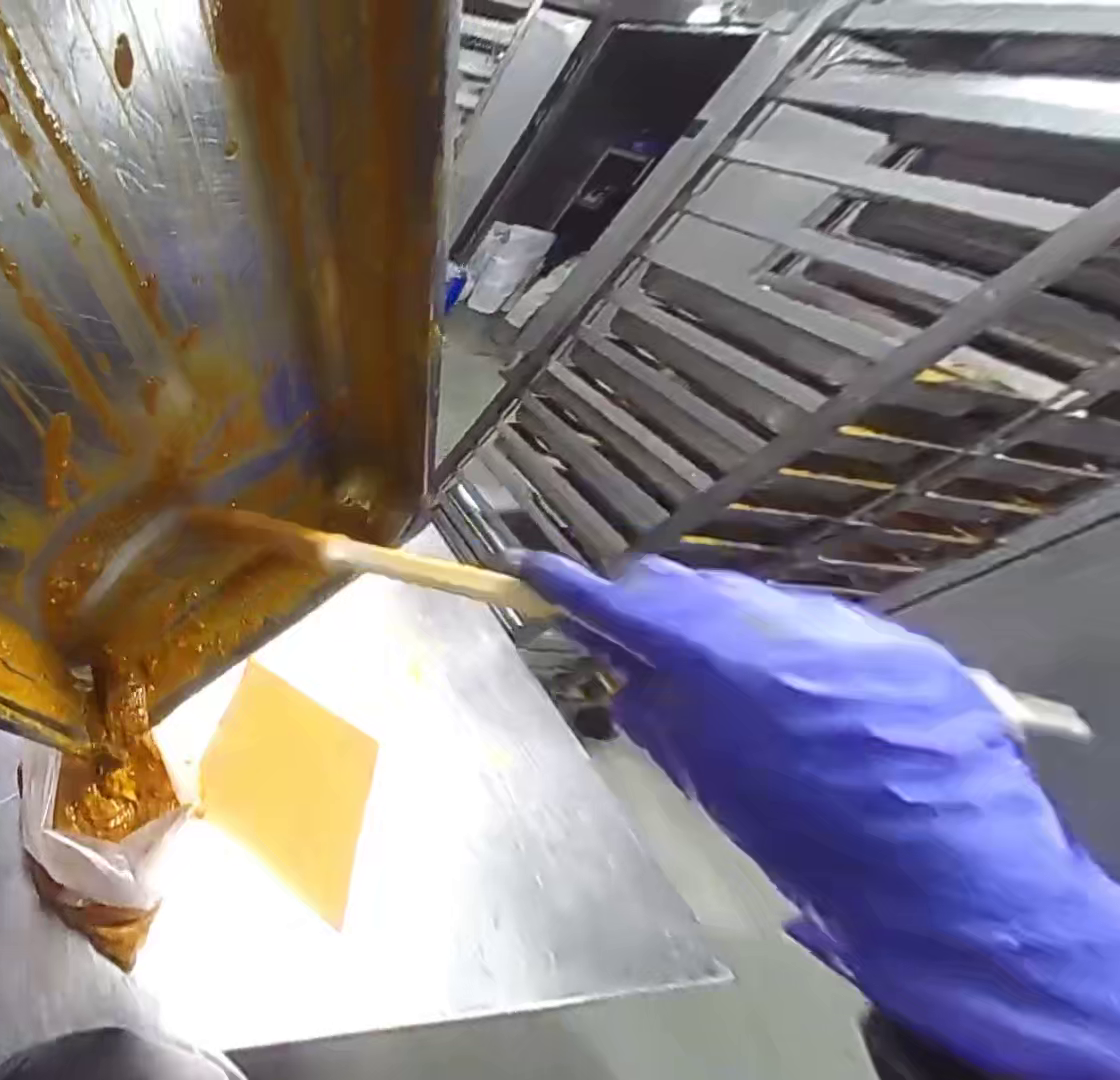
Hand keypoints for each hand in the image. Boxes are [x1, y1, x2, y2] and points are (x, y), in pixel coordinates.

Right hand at [522, 553, 1119, 1079]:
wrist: (935, 875)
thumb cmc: (776, 820)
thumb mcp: (679, 751)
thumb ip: (636, 685)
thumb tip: (608, 645)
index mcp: (709, 659)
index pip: (614, 602)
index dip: (561, 583)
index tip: (522, 565)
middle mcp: (770, 621)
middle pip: (669, 581)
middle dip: (634, 601)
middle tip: (620, 636)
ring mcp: (834, 622)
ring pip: (727, 591)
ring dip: (696, 615)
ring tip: (705, 663)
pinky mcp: (885, 632)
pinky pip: (788, 612)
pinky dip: (757, 632)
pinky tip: (773, 676)